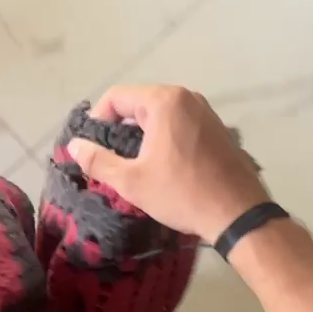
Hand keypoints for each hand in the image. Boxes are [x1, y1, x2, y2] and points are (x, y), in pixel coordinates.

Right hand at [67, 84, 269, 239]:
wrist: (238, 214)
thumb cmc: (181, 194)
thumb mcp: (131, 181)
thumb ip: (97, 160)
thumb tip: (74, 145)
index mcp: (164, 101)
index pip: (116, 96)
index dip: (97, 120)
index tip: (93, 148)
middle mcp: (186, 97)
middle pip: (138, 103)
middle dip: (119, 128)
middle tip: (111, 159)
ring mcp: (205, 110)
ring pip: (159, 113)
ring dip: (141, 134)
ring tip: (135, 164)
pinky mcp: (217, 127)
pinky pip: (179, 122)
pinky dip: (164, 136)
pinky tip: (163, 165)